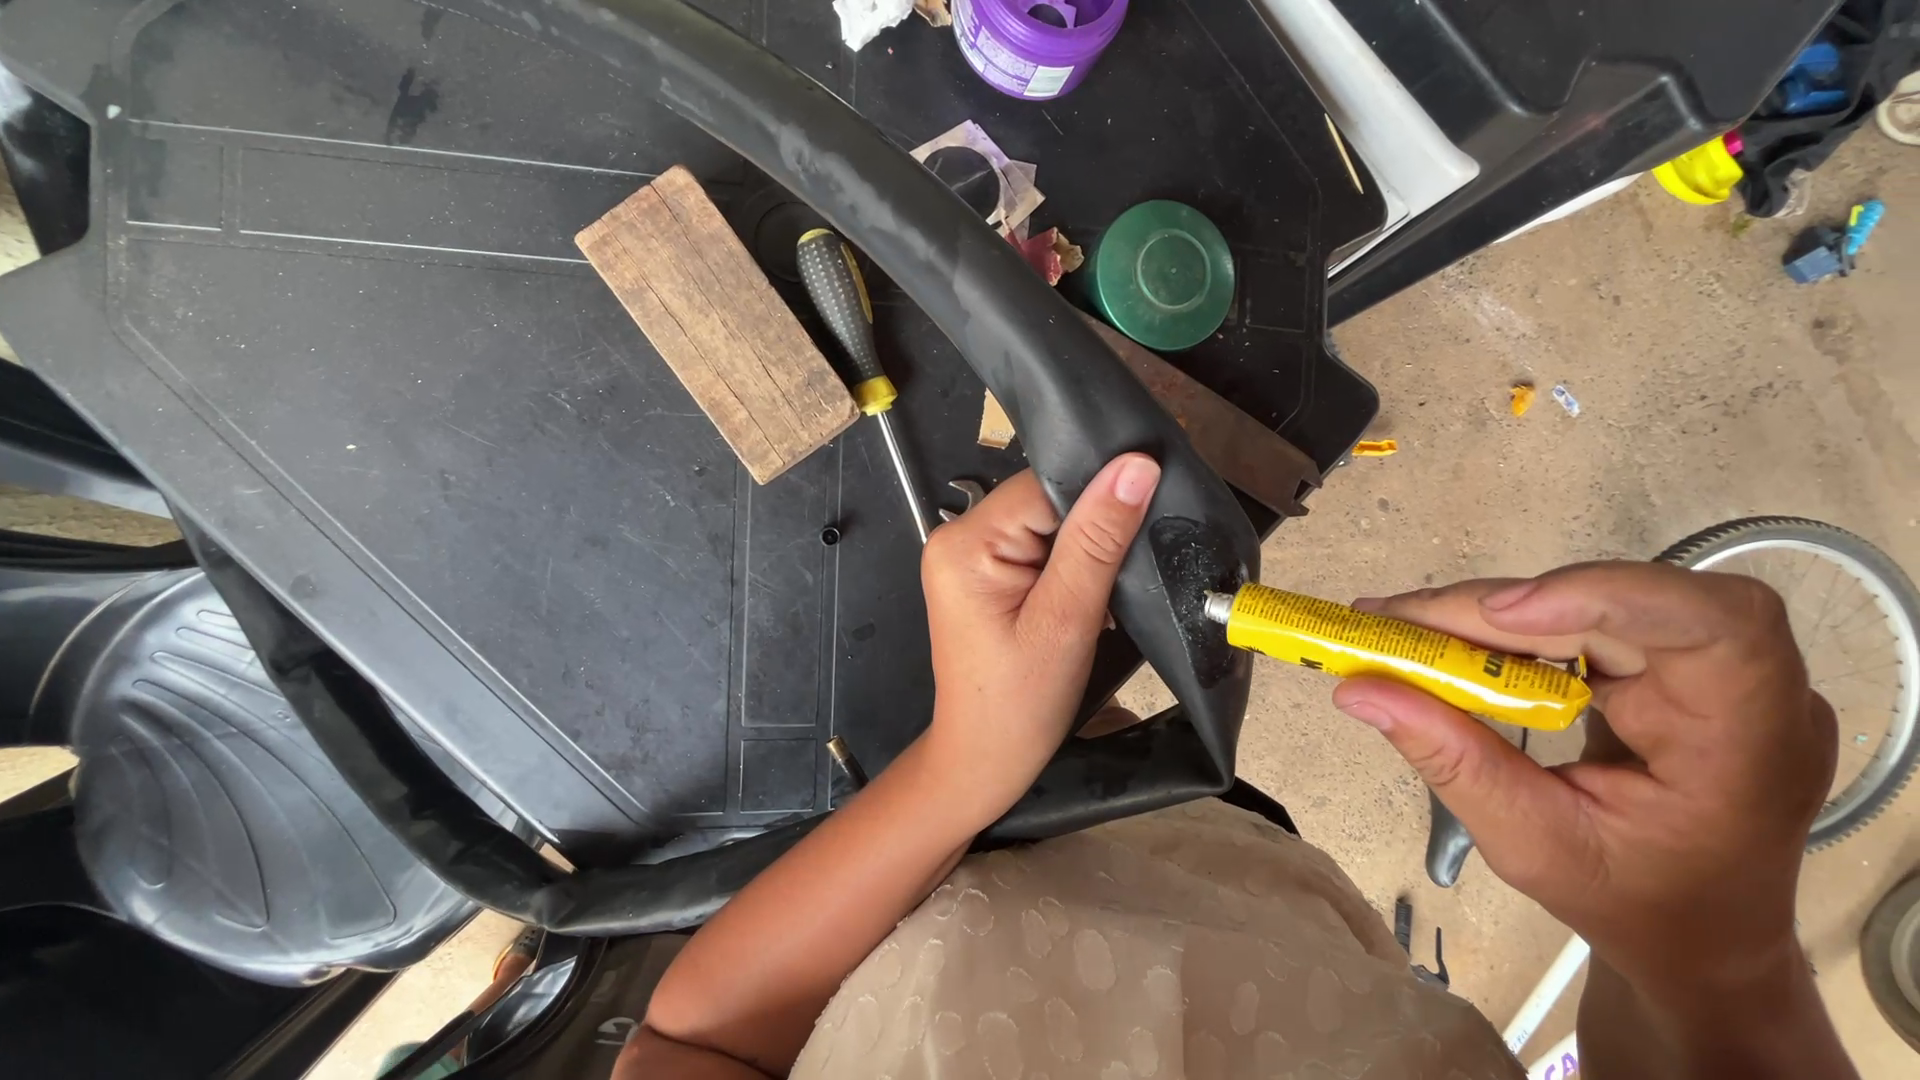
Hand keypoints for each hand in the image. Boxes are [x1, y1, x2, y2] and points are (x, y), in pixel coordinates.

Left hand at [919, 454, 1160, 823]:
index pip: (1044, 486)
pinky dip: (1070, 564)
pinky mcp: (985, 575)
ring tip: (1111, 582)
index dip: (1098, 495)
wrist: (986, 757)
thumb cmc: (1021, 703)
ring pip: (1047, 522)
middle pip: (1044, 500)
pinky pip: (1039, 546)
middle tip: (1134, 559)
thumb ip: (1098, 540)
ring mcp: (969, 556)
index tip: (1147, 514)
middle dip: (1092, 525)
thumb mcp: (1067, 619)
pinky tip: (1089, 591)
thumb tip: (1136, 466)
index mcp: (965, 543)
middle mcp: (957, 537)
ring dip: (1085, 547)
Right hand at [1331, 563, 1835, 1003]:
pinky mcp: (1666, 664)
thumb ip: (1452, 762)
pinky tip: (1446, 637)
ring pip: (1596, 600)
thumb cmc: (1632, 903)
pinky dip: (1507, 626)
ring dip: (1490, 611)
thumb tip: (1356, 689)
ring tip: (1400, 625)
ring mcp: (1709, 669)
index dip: (1607, 596)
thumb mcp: (1532, 846)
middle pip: (1627, 603)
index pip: (1714, 625)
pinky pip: (1584, 619)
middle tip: (1391, 619)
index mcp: (1747, 745)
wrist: (1699, 933)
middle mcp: (1746, 688)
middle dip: (1499, 607)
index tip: (1495, 613)